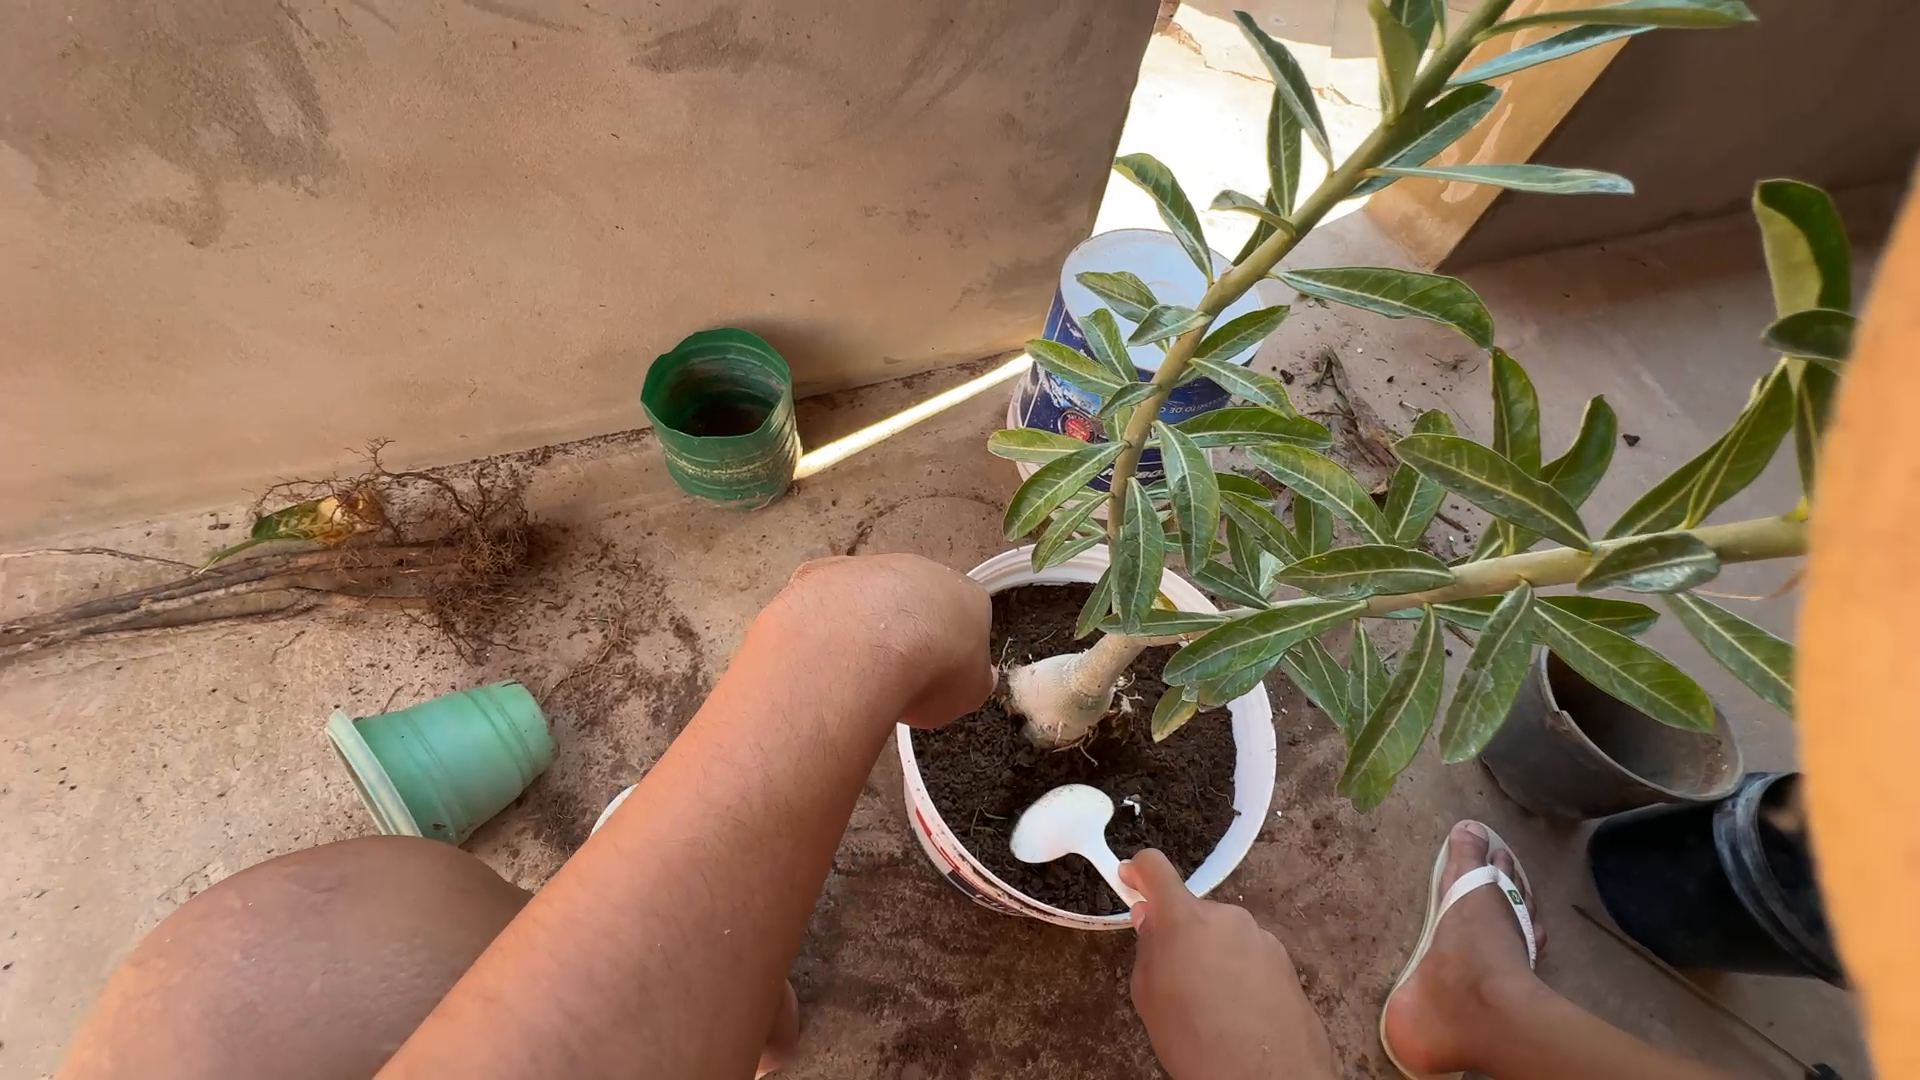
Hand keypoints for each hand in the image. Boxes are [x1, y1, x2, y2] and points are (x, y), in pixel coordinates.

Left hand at [770, 554, 994, 727]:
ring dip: (864, 626)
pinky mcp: (823, 573)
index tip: (938, 676)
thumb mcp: (969, 692)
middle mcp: (922, 570)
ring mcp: (870, 567)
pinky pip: (825, 598)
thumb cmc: (930, 672)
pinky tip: (820, 651)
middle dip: (907, 632)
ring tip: (854, 670)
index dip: (952, 649)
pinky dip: (822, 621)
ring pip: (870, 596)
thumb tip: (978, 676)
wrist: (864, 649)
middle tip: (895, 674)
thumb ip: (974, 679)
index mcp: (966, 595)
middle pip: (917, 601)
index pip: (966, 617)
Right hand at [1122, 850, 1334, 1079]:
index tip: (1130, 881)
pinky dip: (1240, 974)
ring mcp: (1261, 937)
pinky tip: (1242, 1013)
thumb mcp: (1150, 998)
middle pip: (1192, 911)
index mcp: (1184, 918)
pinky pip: (1251, 956)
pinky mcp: (1287, 963)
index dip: (1138, 871)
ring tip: (1215, 1004)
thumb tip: (1150, 918)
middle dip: (1180, 934)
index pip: (1154, 866)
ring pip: (1223, 935)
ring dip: (1212, 954)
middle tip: (1176, 977)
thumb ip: (1147, 948)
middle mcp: (1225, 916)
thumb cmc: (1196, 1042)